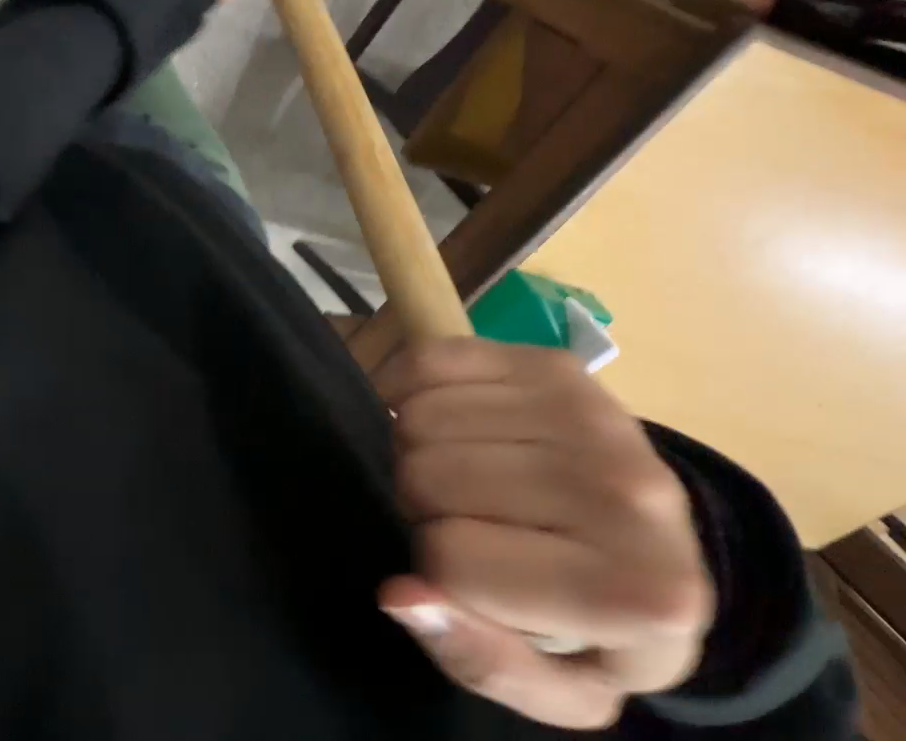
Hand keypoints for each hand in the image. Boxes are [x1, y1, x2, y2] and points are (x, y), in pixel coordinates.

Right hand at [374, 339, 713, 728]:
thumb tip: (400, 594)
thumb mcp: (548, 686)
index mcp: (643, 594)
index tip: (475, 581)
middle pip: (427, 478)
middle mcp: (632, 492)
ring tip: (459, 479)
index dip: (440, 575)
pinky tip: (447, 429)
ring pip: (418, 420)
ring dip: (414, 450)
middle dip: (421, 506)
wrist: (650, 552)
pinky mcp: (555, 365)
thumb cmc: (587, 628)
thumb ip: (476, 657)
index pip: (451, 559)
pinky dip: (409, 392)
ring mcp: (594, 415)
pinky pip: (425, 362)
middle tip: (461, 523)